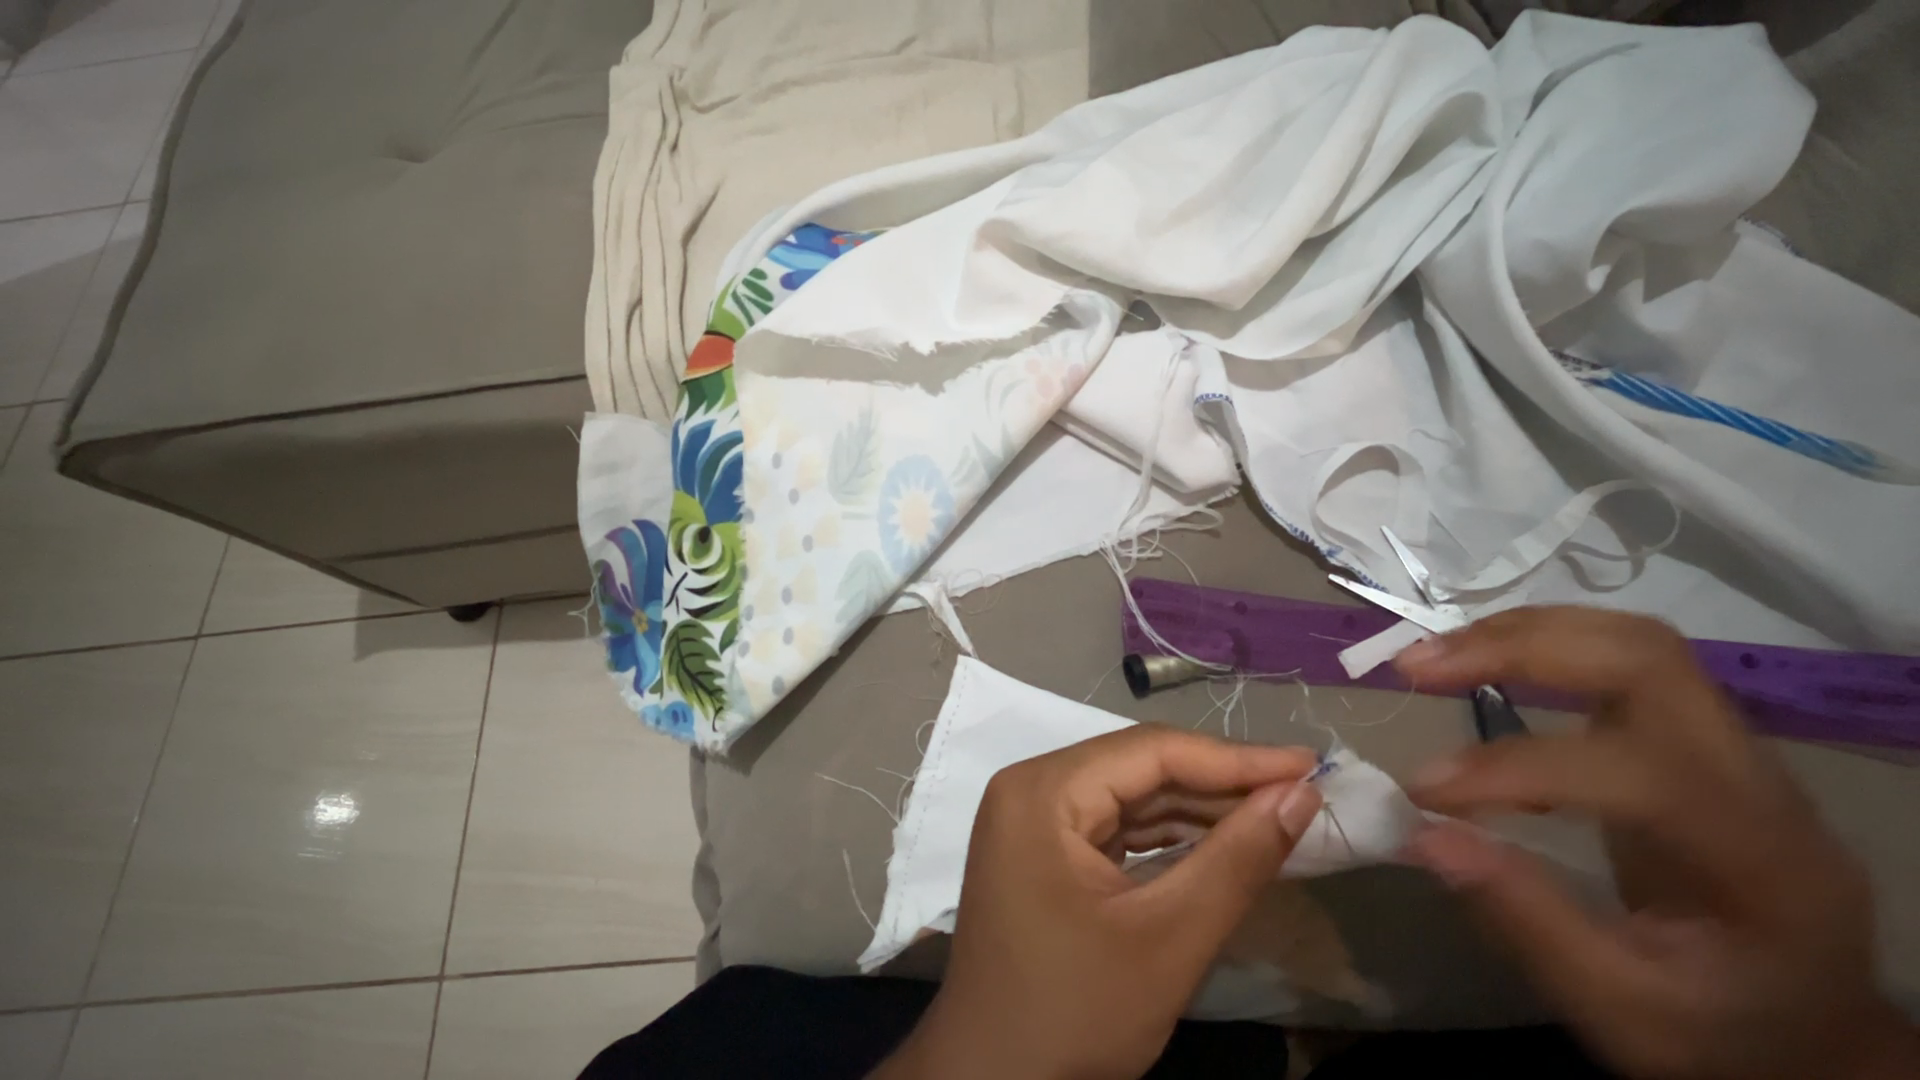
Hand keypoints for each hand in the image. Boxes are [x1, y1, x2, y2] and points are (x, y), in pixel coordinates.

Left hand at [874, 725, 1322, 1079]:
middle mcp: (1031, 789)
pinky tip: (1222, 844)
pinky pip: (1115, 826)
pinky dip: (1169, 837)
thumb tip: (1300, 793)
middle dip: (1221, 784)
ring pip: (1131, 796)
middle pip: (1139, 768)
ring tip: (1277, 817)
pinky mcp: (1042, 850)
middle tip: (1302, 793)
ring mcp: (1032, 820)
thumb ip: (1238, 859)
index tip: (1310, 765)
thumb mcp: (1169, 938)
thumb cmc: (1076, 1012)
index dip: (1236, 758)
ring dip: (1201, 811)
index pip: (1151, 751)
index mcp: (1043, 792)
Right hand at [1396, 606, 1919, 1079]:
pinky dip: (1536, 648)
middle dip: (1519, 649)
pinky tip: (1478, 668)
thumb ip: (1529, 921)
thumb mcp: (1624, 1012)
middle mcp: (1759, 779)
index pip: (1638, 772)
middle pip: (1647, 662)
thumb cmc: (1719, 1029)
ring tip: (1430, 657)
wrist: (1810, 1027)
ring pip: (1632, 642)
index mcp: (1763, 858)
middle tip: (1416, 669)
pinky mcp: (1691, 736)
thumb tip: (1425, 834)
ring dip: (1521, 635)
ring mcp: (1732, 747)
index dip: (1517, 768)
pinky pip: (1619, 659)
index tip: (1424, 792)